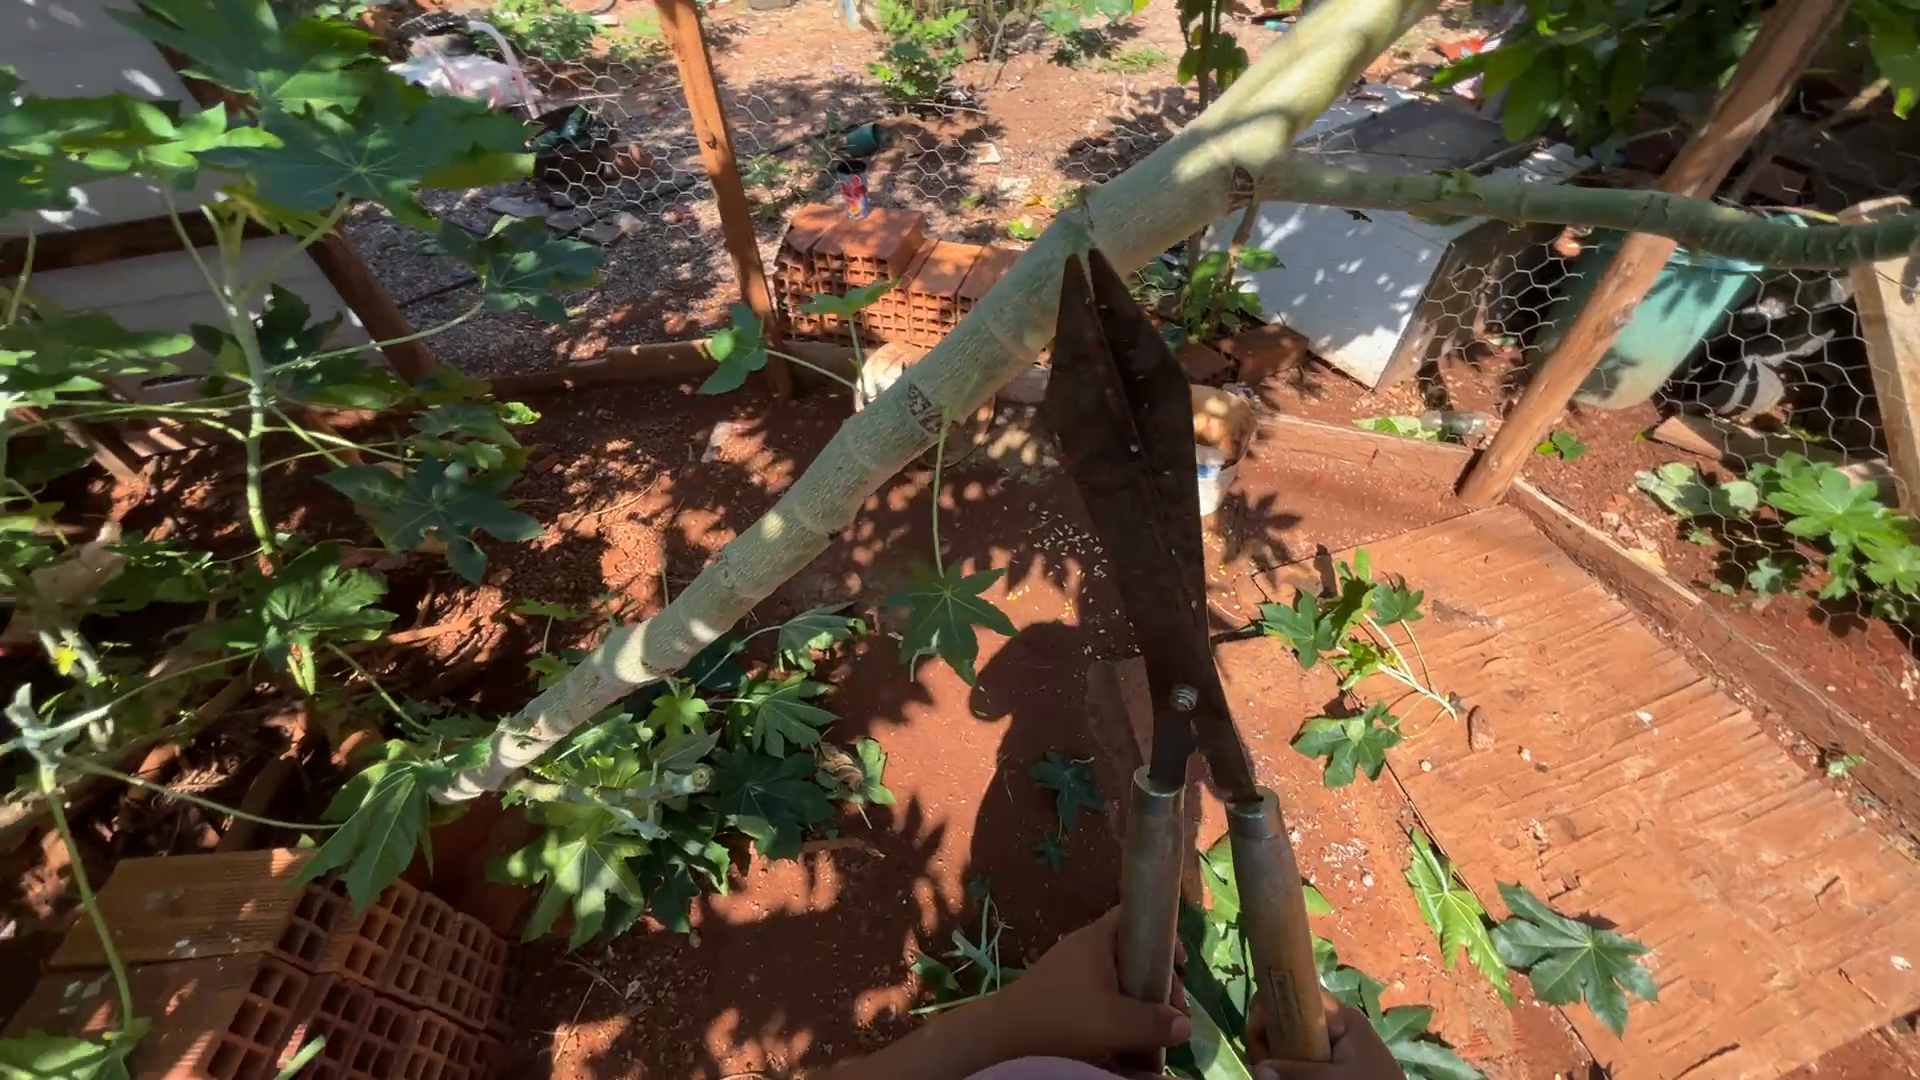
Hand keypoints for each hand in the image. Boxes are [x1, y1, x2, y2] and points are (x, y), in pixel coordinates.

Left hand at [978, 907, 1192, 1063]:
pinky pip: (1104, 994)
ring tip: (1155, 1029)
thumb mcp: (1114, 1021)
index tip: (1179, 961)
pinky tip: (1128, 1036)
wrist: (1008, 1035)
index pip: (1133, 916)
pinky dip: (1120, 1010)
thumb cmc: (1063, 1016)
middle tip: (1172, 1009)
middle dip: (1157, 979)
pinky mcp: (1065, 993)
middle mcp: (1086, 947)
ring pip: (1119, 977)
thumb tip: (1185, 1023)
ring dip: (1140, 1000)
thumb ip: (1153, 1021)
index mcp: (1097, 938)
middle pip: (1132, 952)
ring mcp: (1074, 969)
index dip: (1159, 932)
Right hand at [1247, 999, 1399, 1079]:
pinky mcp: (1336, 1064)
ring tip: (1268, 1074)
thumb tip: (1257, 1069)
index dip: (1269, 1009)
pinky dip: (1290, 1067)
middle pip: (1289, 1019)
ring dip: (1276, 1056)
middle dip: (1270, 1039)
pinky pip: (1303, 1057)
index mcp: (1340, 1017)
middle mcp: (1336, 1024)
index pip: (1294, 995)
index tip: (1255, 1034)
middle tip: (1261, 1064)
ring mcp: (1336, 1046)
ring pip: (1292, 1041)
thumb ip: (1297, 1074)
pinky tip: (1282, 1077)